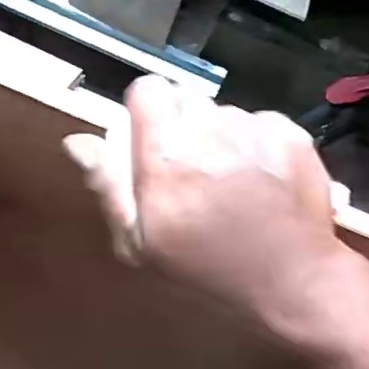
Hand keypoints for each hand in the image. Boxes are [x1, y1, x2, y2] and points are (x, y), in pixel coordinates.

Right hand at [62, 76, 354, 335]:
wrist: (290, 280)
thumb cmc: (205, 268)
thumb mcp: (138, 243)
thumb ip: (107, 185)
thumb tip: (78, 142)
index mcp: (165, 157)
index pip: (147, 89)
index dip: (143, 109)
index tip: (145, 137)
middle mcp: (209, 133)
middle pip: (184, 97)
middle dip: (178, 124)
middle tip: (184, 167)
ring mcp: (254, 132)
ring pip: (221, 110)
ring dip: (216, 134)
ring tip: (224, 179)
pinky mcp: (291, 136)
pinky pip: (258, 121)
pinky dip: (253, 141)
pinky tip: (256, 177)